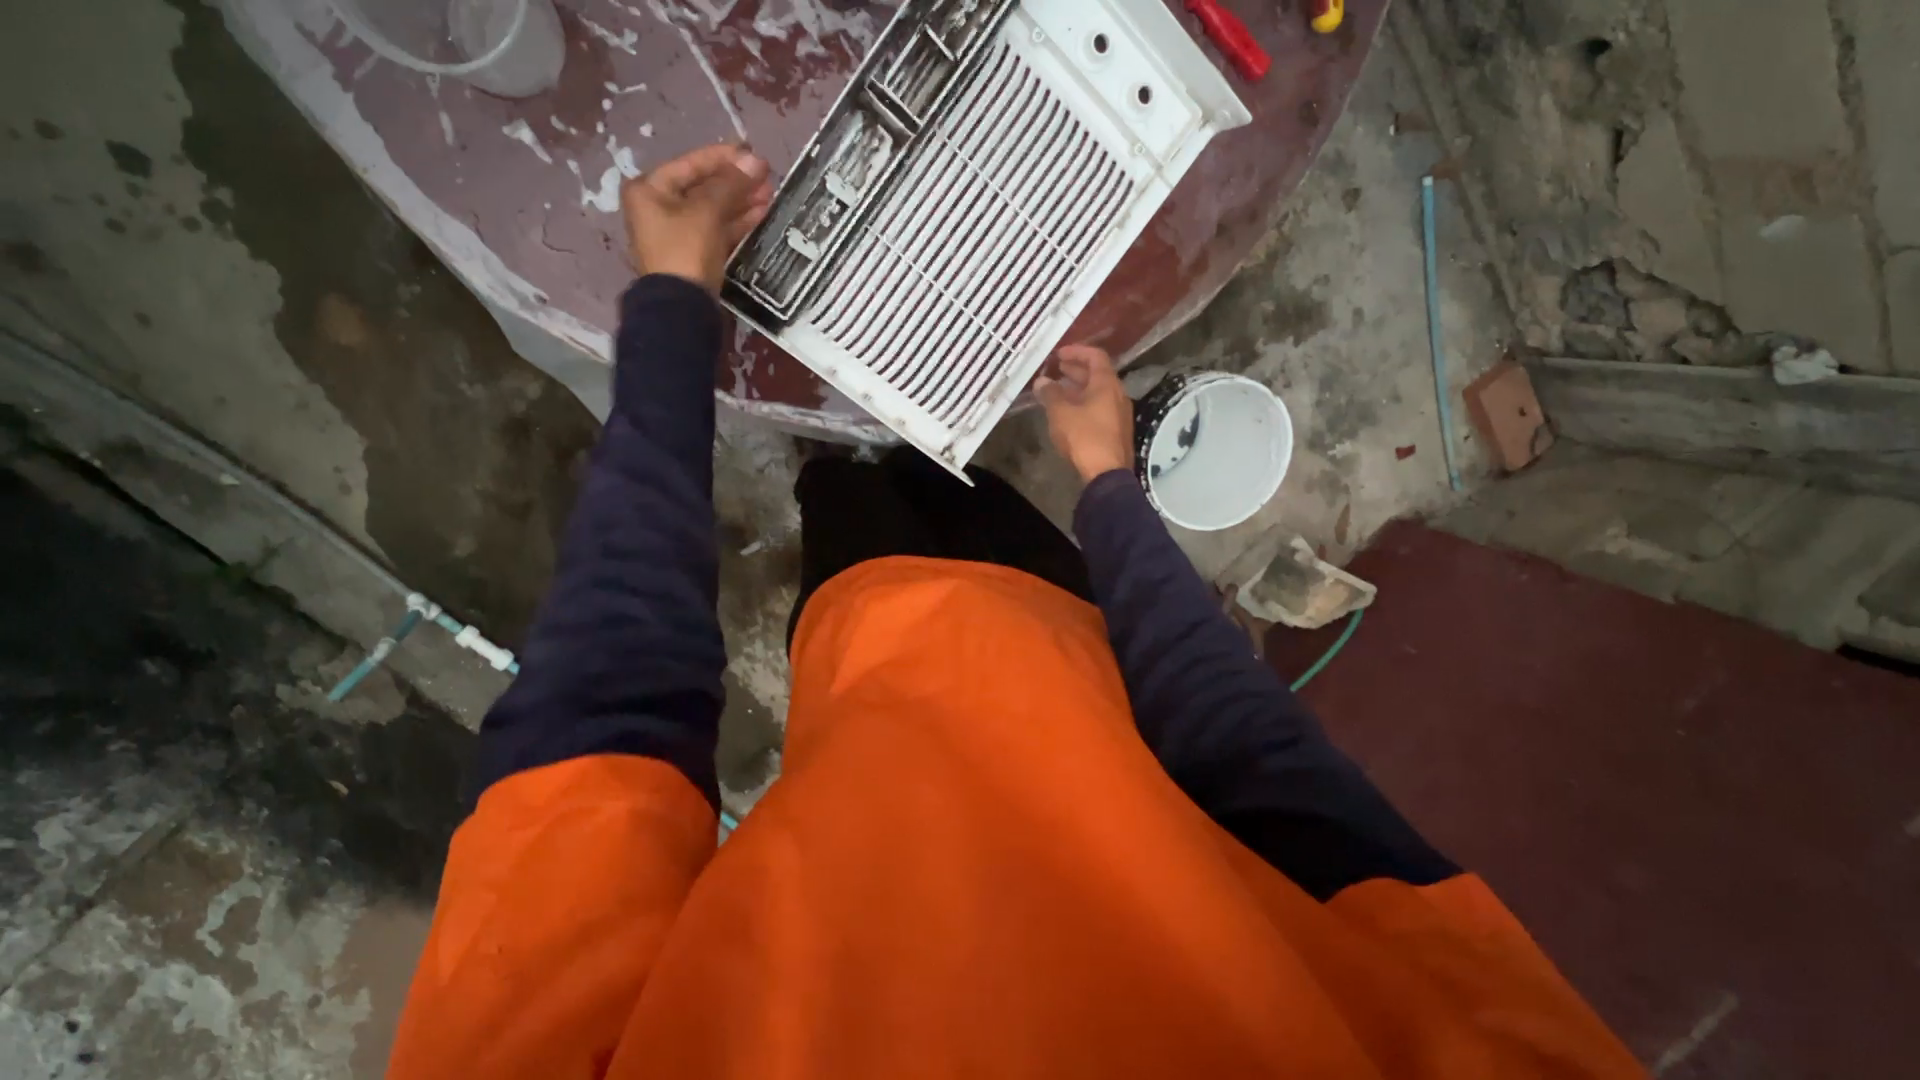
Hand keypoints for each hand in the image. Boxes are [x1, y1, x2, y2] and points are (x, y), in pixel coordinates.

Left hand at [621, 143, 774, 294]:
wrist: (681, 308)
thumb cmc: (685, 250)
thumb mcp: (707, 211)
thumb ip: (731, 184)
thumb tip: (755, 160)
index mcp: (650, 190)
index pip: (691, 164)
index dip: (724, 158)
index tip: (753, 155)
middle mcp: (658, 208)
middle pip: (703, 187)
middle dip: (736, 183)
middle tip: (766, 178)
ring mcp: (676, 234)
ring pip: (713, 210)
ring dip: (741, 202)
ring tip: (770, 196)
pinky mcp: (693, 255)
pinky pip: (716, 231)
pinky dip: (737, 223)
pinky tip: (760, 215)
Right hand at [1033, 345, 1133, 483]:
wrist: (1107, 474)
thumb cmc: (1084, 437)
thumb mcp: (1061, 413)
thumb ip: (1050, 394)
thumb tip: (1042, 382)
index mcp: (1107, 384)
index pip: (1095, 356)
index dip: (1077, 351)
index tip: (1059, 354)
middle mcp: (1117, 395)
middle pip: (1097, 375)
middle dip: (1075, 370)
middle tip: (1055, 369)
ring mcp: (1119, 414)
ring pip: (1097, 393)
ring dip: (1077, 388)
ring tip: (1056, 390)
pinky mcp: (1116, 431)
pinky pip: (1098, 408)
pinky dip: (1083, 404)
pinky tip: (1067, 413)